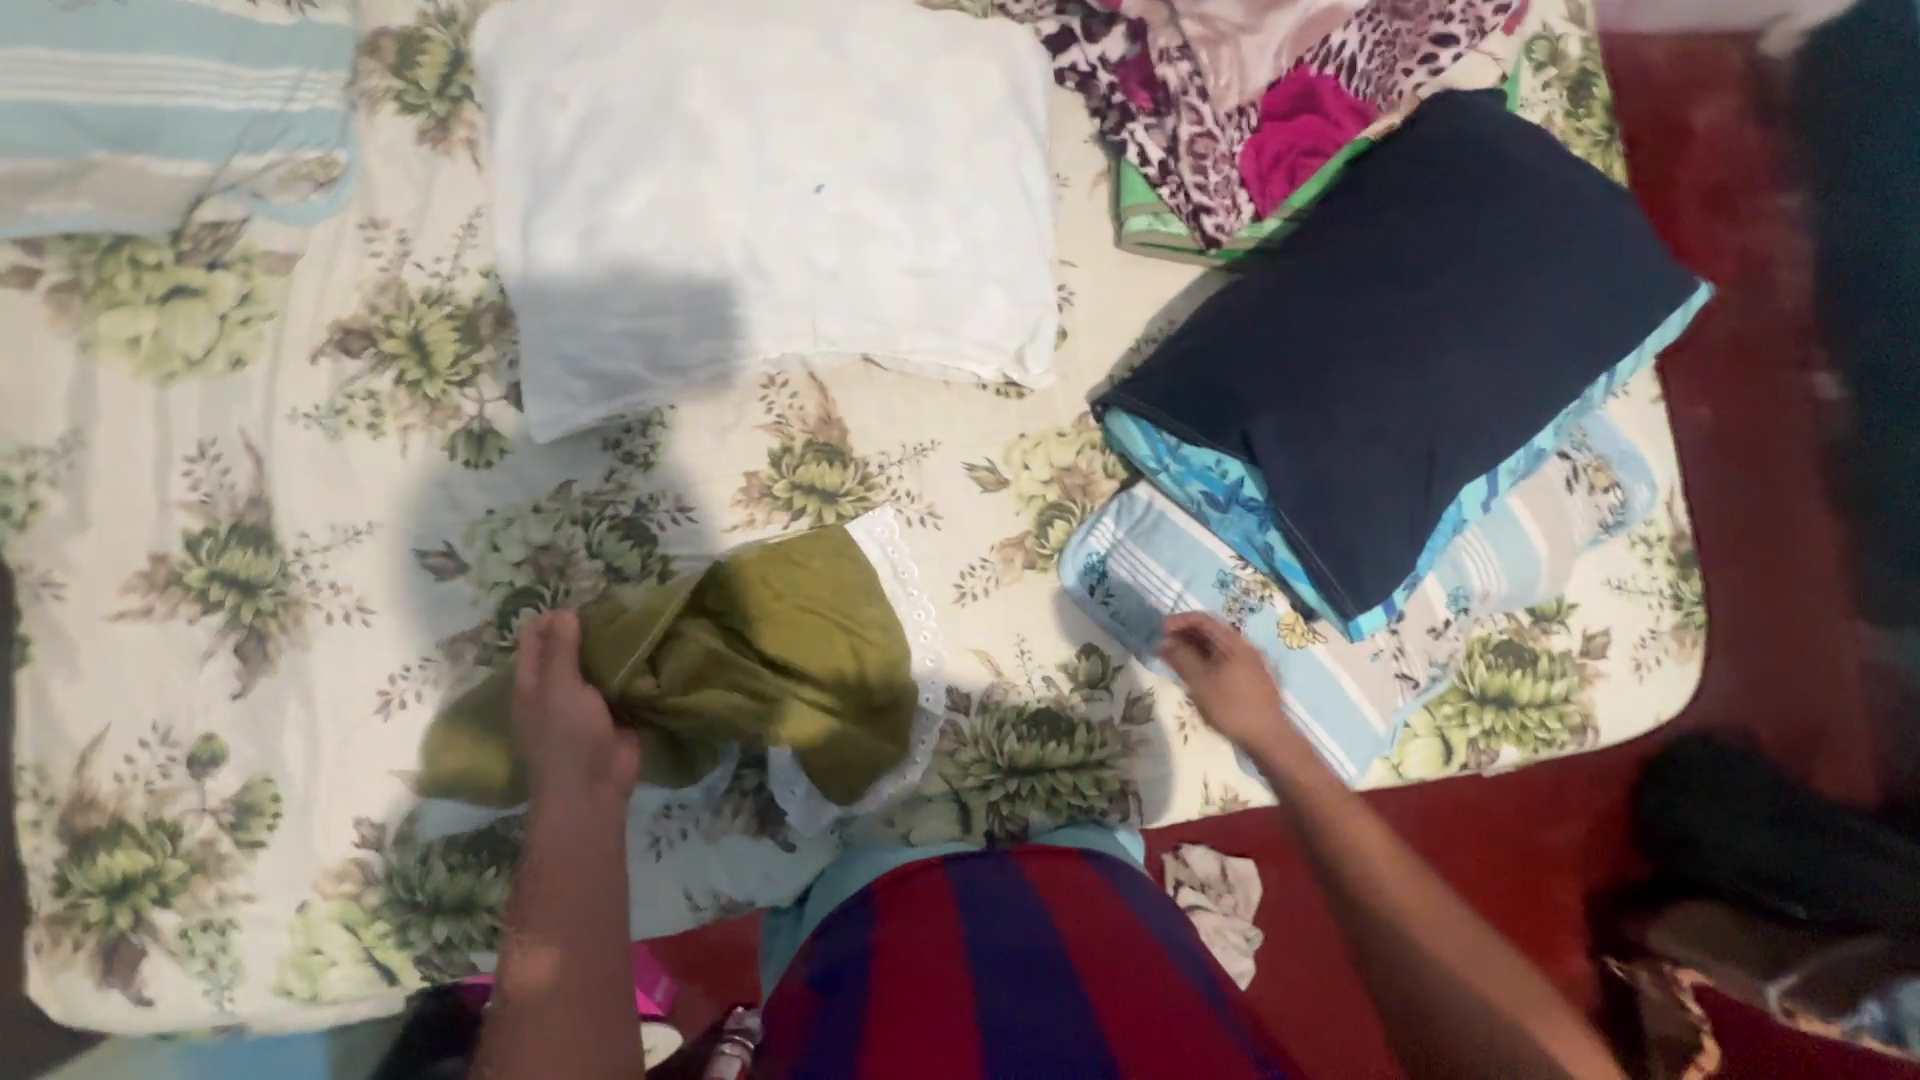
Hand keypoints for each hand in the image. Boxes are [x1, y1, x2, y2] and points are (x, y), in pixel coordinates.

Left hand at [511, 609, 642, 807]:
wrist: (595, 788)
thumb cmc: (567, 738)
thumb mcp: (558, 688)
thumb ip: (560, 650)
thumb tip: (563, 611)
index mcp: (534, 683)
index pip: (536, 639)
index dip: (553, 617)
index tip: (580, 595)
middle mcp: (559, 689)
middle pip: (572, 649)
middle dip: (591, 628)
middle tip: (618, 601)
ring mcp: (590, 702)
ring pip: (602, 666)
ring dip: (617, 648)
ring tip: (639, 616)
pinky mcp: (618, 713)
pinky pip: (626, 684)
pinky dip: (637, 669)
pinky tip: (654, 646)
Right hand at [1158, 612, 1301, 758]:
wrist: (1268, 737)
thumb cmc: (1231, 707)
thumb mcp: (1200, 682)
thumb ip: (1181, 658)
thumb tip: (1165, 642)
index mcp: (1234, 643)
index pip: (1204, 620)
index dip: (1180, 621)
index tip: (1161, 631)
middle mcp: (1244, 647)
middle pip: (1211, 631)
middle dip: (1185, 634)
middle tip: (1165, 646)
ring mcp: (1250, 663)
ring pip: (1217, 647)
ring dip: (1194, 648)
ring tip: (1175, 660)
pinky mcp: (1251, 678)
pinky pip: (1224, 659)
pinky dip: (1206, 660)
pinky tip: (1196, 674)